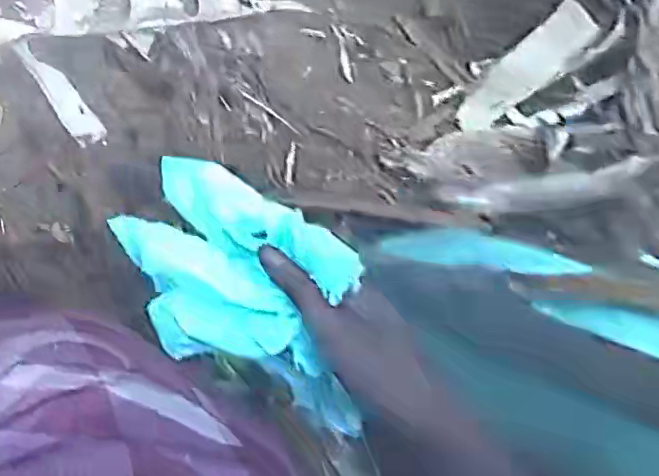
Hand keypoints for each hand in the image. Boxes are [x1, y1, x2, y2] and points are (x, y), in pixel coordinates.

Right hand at [260, 247, 512, 472]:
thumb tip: (263, 245)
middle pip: (310, 272)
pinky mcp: (351, 344)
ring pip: (311, 296)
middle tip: (238, 257)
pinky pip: (315, 318)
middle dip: (276, 266)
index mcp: (356, 285)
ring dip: (282, 291)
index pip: (314, 249)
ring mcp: (356, 322)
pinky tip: (272, 315)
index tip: (246, 232)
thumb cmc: (374, 367)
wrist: (420, 427)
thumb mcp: (329, 324)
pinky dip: (293, 313)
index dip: (281, 239)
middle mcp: (357, 298)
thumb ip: (297, 285)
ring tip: (247, 282)